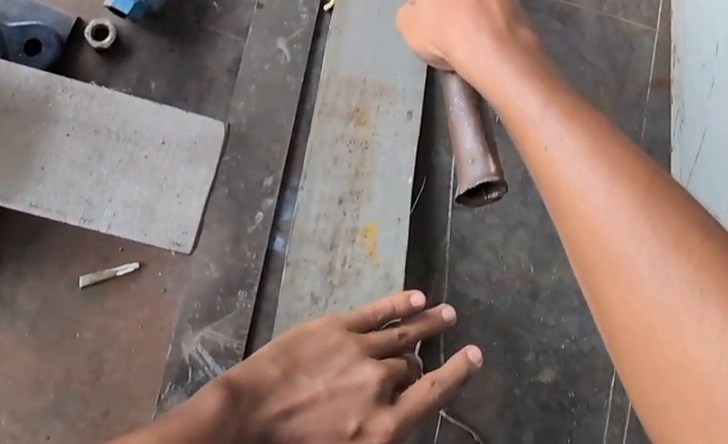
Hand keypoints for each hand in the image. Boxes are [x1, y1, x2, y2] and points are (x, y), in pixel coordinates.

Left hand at [211, 290, 482, 443]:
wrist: (252, 415)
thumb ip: (381, 430)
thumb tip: (403, 410)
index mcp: (384, 427)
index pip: (432, 395)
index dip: (458, 374)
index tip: (476, 355)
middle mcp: (380, 386)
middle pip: (411, 369)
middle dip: (419, 364)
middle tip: (433, 351)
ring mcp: (360, 351)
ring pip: (402, 335)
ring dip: (427, 323)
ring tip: (446, 313)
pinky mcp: (338, 328)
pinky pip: (377, 313)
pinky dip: (399, 304)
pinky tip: (418, 297)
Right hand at [396, 0, 547, 87]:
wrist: (491, 53)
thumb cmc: (443, 31)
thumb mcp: (406, 22)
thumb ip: (412, 9)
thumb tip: (421, 8)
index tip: (434, 19)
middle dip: (462, 5)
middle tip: (451, 32)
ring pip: (488, 4)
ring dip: (481, 20)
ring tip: (471, 47)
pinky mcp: (524, 12)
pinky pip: (503, 22)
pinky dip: (496, 33)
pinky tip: (487, 52)